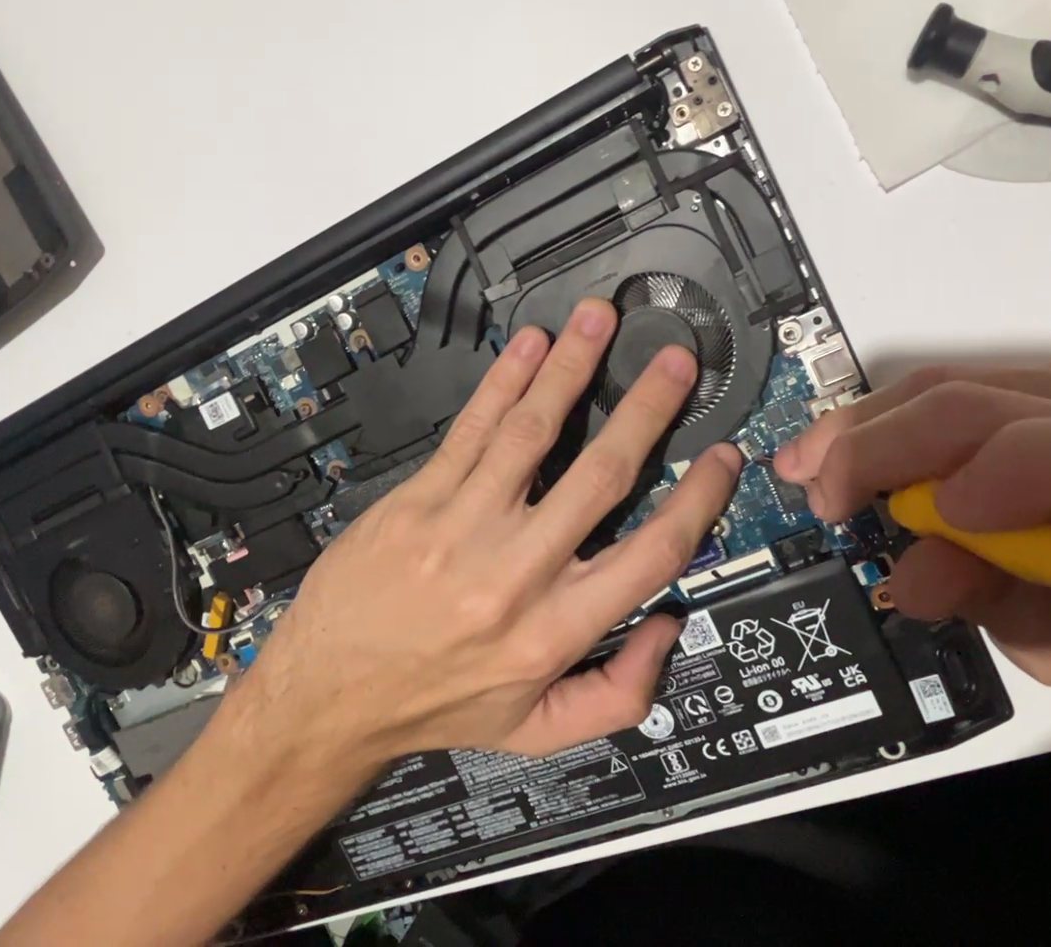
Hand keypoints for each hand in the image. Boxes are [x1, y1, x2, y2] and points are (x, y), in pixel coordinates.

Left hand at [233, 298, 741, 765]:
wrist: (330, 694)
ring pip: (532, 433)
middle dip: (647, 409)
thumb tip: (668, 627)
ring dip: (571, 369)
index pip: (651, 554)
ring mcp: (463, 527)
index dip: (698, 502)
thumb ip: (617, 694)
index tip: (720, 460)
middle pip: (601, 475)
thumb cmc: (435, 704)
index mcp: (555, 630)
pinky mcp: (419, 500)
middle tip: (675, 364)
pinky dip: (503, 383)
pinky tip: (529, 347)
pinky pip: (470, 430)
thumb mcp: (537, 731)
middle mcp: (515, 572)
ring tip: (598, 320)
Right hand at [774, 363, 1050, 685]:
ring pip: (946, 382)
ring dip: (862, 424)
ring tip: (804, 464)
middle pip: (971, 401)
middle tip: (815, 496)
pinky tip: (845, 445)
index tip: (902, 525)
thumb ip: (1004, 604)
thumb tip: (908, 576)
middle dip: (875, 447)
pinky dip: (886, 416)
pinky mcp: (1046, 373)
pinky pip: (949, 383)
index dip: (970, 478)